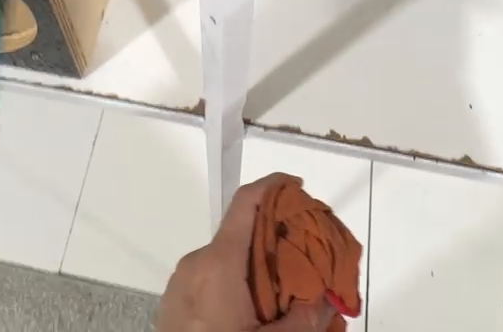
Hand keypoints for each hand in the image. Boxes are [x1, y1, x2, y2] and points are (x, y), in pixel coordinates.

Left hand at [157, 174, 335, 331]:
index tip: (297, 186)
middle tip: (305, 262)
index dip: (272, 185)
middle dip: (274, 244)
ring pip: (226, 262)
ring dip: (254, 271)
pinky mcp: (173, 304)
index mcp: (219, 262)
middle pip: (240, 236)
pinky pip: (210, 283)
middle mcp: (197, 262)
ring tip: (283, 300)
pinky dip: (234, 288)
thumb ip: (302, 322)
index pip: (245, 202)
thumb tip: (329, 302)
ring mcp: (181, 282)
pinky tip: (253, 315)